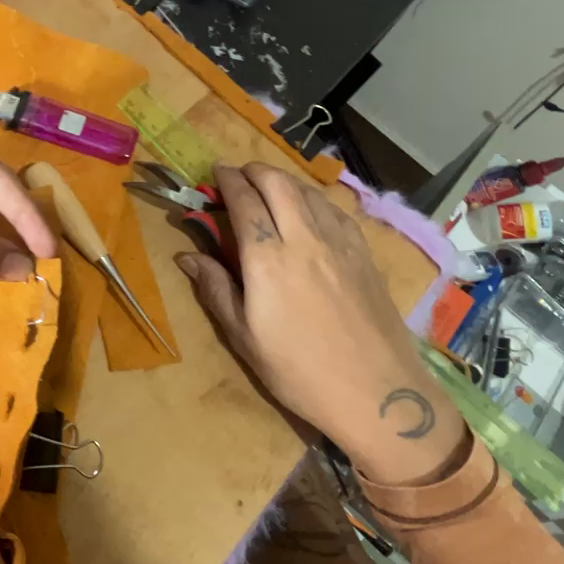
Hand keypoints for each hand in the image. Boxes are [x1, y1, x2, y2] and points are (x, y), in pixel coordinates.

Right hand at [176, 162, 465, 484]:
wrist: (376, 392)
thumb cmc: (298, 371)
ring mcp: (339, 243)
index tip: (217, 172)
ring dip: (285, 180)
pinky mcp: (364, 253)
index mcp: (266, 259)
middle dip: (256, 171)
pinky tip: (310, 210)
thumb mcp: (243, 337)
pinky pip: (335, 210)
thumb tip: (186, 256)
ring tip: (270, 186)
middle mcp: (303, 238)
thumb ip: (215, 288)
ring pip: (309, 192)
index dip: (228, 181)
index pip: (244, 201)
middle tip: (241, 174)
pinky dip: (314, 199)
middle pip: (278, 184)